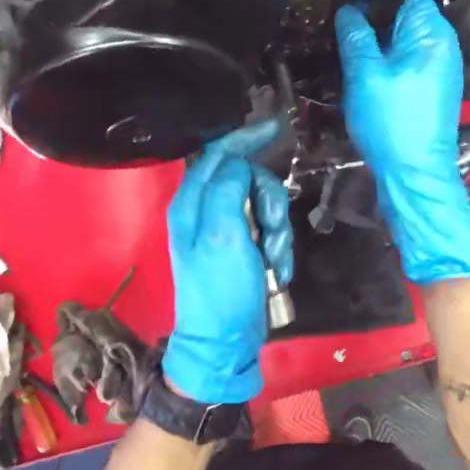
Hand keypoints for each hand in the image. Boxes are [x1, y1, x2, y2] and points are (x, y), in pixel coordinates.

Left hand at [161, 120, 293, 404]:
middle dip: (268, 201)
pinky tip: (275, 269)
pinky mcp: (244, 249)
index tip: (275, 128)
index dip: (244, 139)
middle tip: (271, 229)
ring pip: (264, 205)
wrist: (225, 342)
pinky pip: (269, 230)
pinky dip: (278, 248)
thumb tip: (237, 161)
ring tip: (274, 259)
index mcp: (192, 203)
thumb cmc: (221, 289)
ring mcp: (226, 231)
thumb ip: (226, 190)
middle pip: (248, 179)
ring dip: (277, 230)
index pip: (216, 154)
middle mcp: (206, 211)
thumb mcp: (222, 235)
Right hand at [335, 0, 469, 283]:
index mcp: (432, 33)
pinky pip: (410, 61)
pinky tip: (367, 71)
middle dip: (377, 16)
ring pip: (407, 40)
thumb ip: (356, 37)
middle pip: (408, 15)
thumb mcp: (364, 75)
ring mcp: (442, 68)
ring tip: (350, 47)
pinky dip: (390, 61)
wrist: (415, 174)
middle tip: (343, 24)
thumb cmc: (392, 122)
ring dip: (381, 41)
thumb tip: (349, 10)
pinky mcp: (434, 88)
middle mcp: (444, 46)